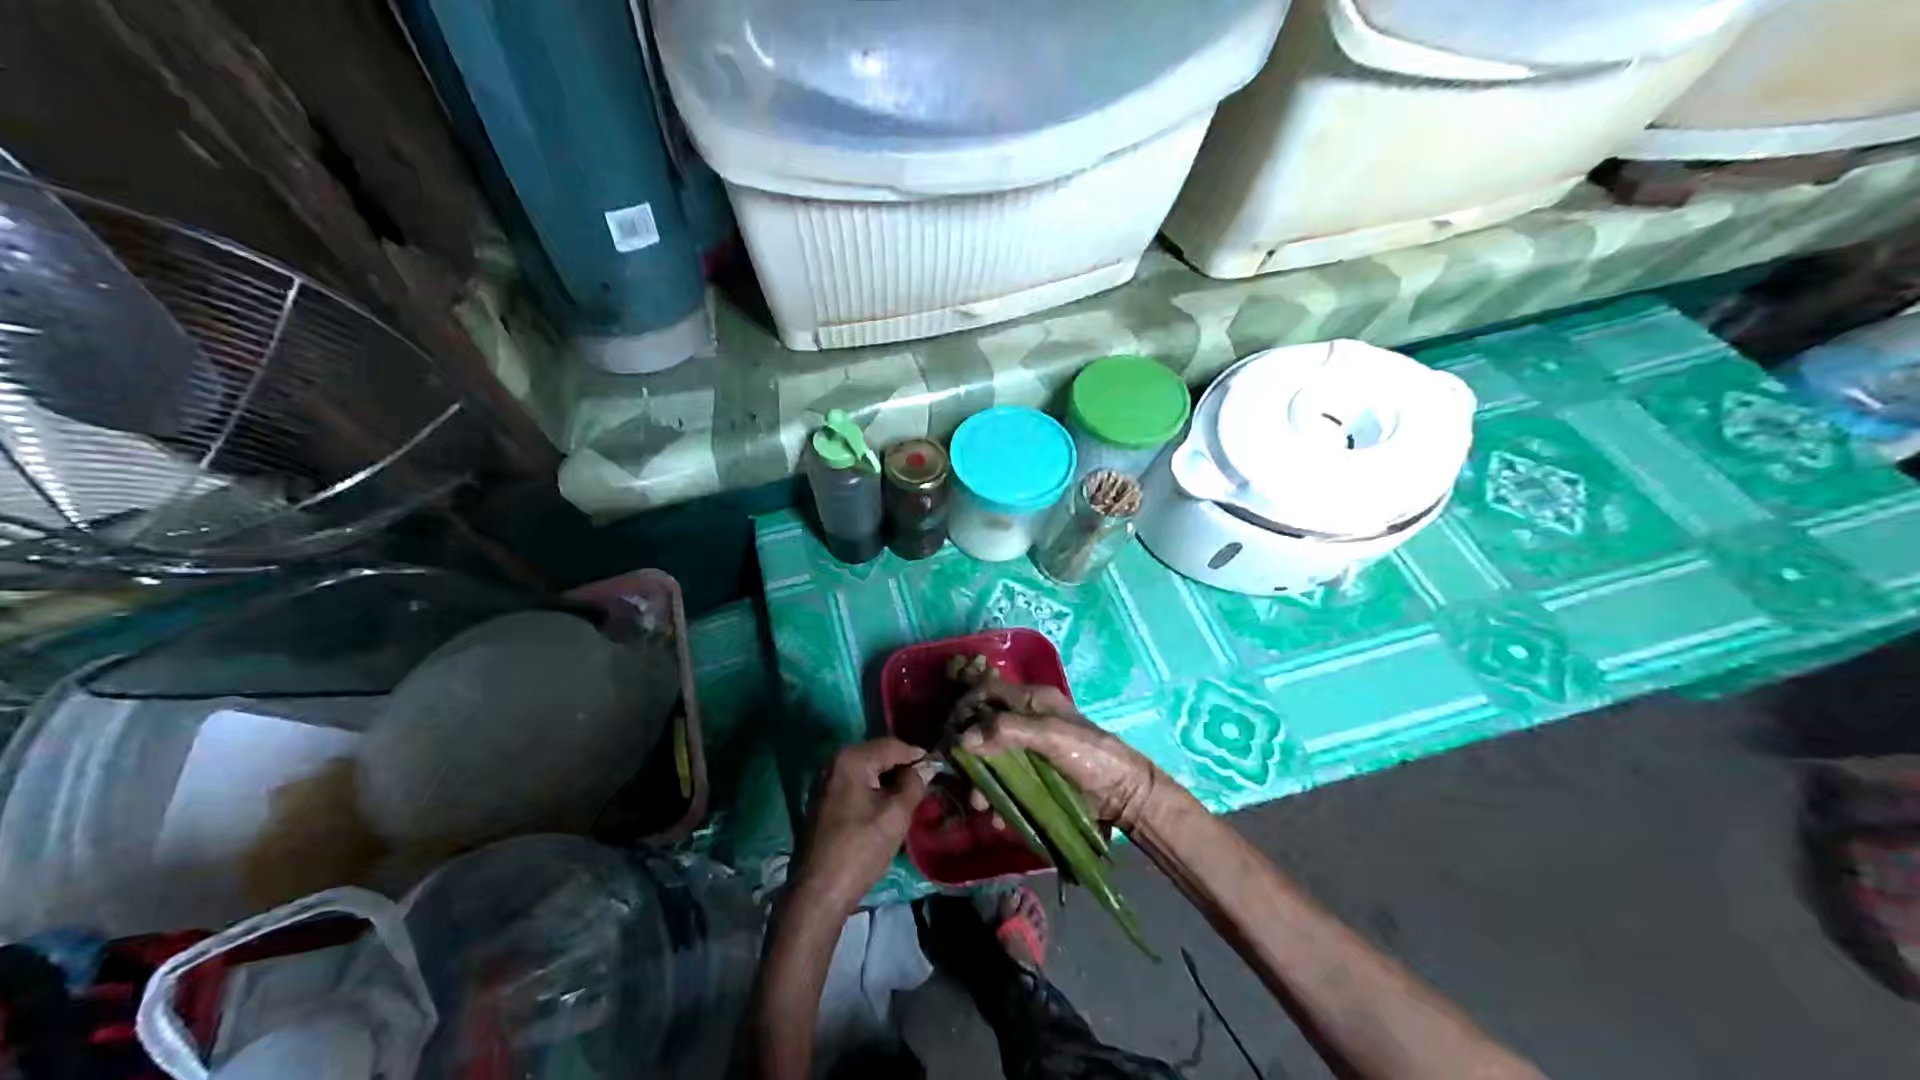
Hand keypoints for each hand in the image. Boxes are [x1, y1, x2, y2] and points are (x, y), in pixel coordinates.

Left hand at [790, 738, 934, 915]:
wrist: (818, 893)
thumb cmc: (860, 849)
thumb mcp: (895, 815)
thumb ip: (914, 785)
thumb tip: (926, 767)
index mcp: (850, 759)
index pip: (892, 745)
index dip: (917, 755)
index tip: (939, 767)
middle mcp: (834, 763)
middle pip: (878, 756)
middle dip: (903, 768)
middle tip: (927, 783)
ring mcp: (825, 783)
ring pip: (867, 772)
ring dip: (889, 781)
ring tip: (912, 796)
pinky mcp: (823, 802)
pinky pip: (856, 786)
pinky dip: (874, 791)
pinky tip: (888, 808)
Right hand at [955, 680, 1166, 831]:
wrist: (1124, 795)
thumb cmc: (1090, 756)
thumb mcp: (1051, 736)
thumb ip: (1008, 730)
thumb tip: (963, 738)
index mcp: (1032, 699)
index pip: (987, 692)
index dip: (966, 707)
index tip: (951, 733)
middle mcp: (1026, 720)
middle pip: (982, 728)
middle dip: (969, 754)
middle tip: (962, 778)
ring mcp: (1028, 750)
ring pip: (990, 759)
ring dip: (980, 782)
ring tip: (981, 806)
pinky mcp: (1032, 778)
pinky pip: (1003, 784)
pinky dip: (995, 799)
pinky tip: (997, 817)